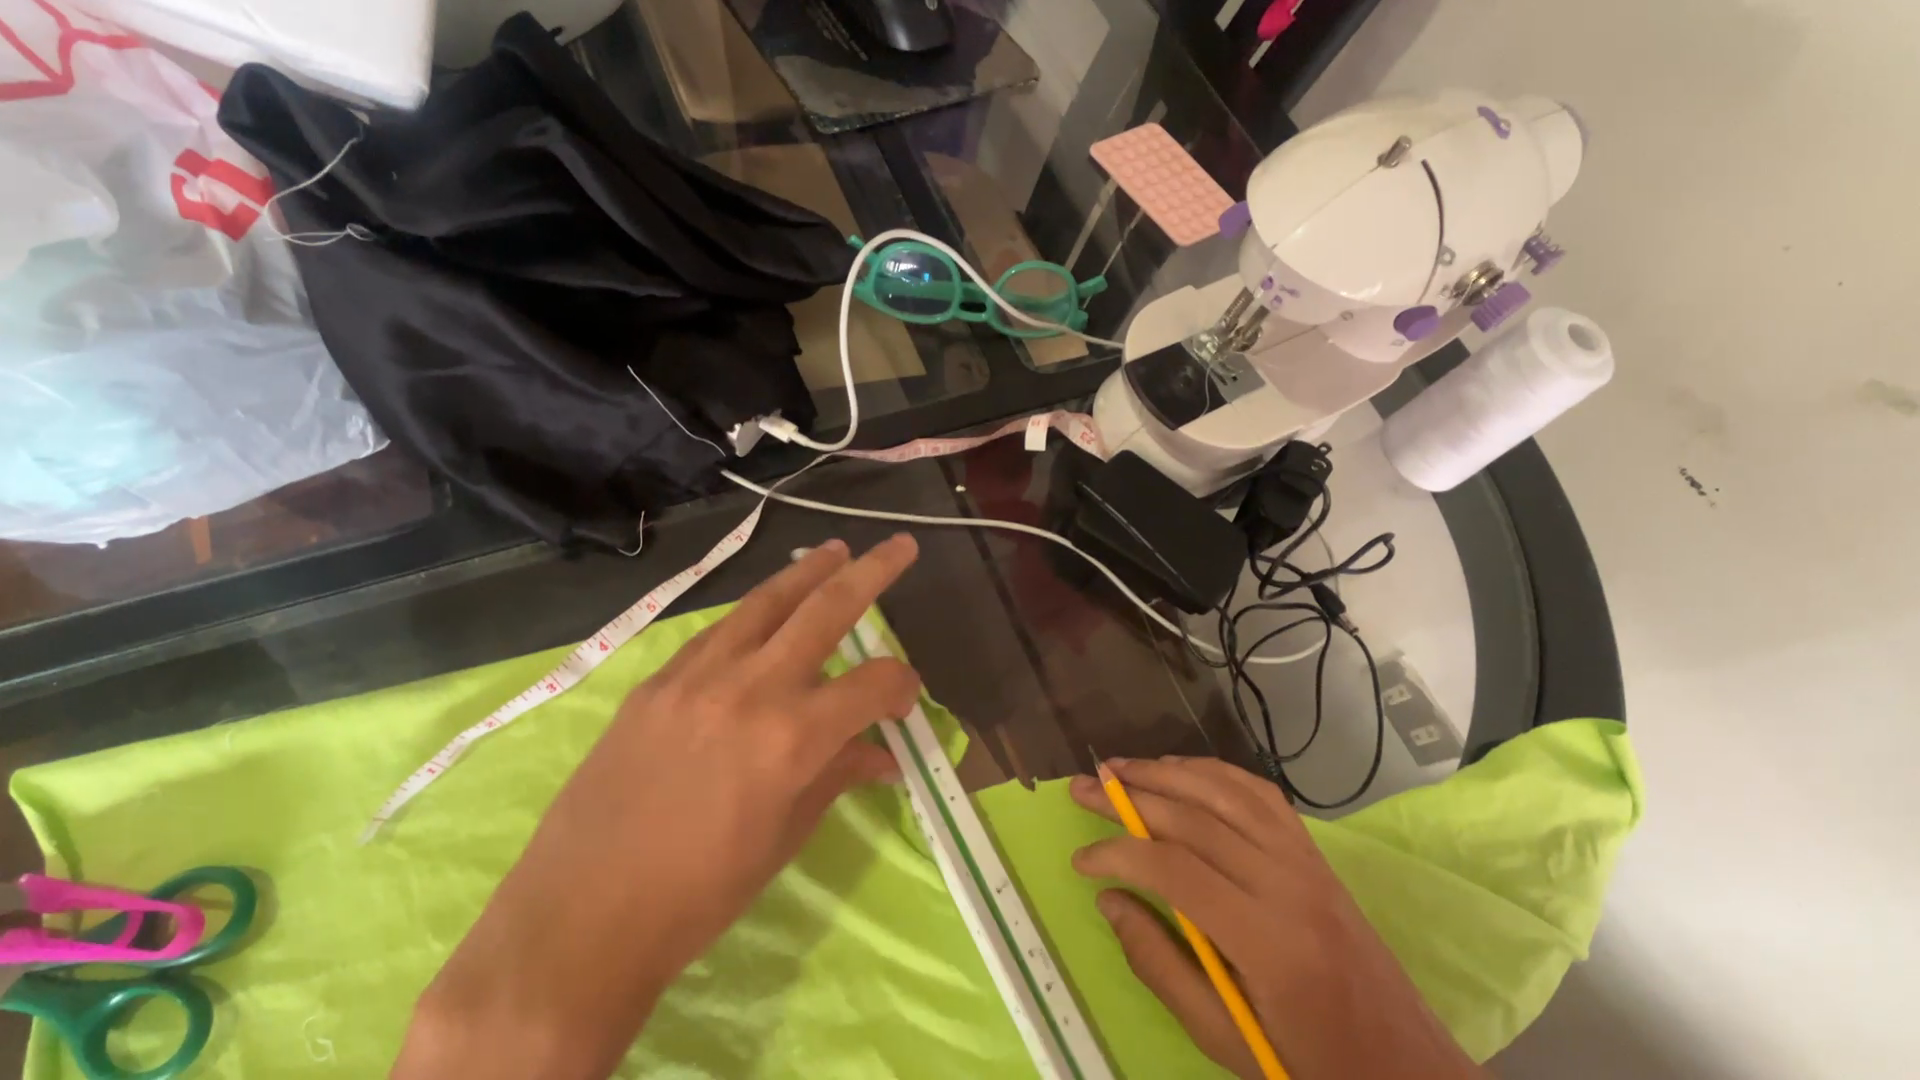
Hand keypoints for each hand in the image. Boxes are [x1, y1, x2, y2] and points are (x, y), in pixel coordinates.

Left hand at [395, 535, 923, 1079]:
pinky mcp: (656, 682)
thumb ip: (836, 778)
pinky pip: (715, 634)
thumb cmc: (701, 893)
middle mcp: (751, 688)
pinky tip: (761, 615)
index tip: (906, 701)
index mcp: (793, 737)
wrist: (585, 912)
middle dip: (872, 574)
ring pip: (764, 603)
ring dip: (806, 573)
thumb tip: (881, 755)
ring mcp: (697, 677)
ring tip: (834, 552)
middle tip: (901, 546)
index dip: (902, 687)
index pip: (872, 684)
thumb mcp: (784, 837)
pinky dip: (750, 616)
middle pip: (825, 610)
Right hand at [1069, 757, 1481, 1079]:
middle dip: (1129, 798)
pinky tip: (1183, 770)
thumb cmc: (1306, 1060)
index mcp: (1265, 938)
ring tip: (1120, 767)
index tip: (1081, 859)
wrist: (1400, 1063)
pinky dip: (1216, 773)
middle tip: (1081, 787)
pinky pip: (1261, 795)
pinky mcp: (1315, 854)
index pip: (1174, 869)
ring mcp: (1306, 861)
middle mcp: (1287, 883)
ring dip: (1168, 772)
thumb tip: (1111, 900)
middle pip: (1195, 819)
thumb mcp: (1223, 1036)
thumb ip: (1159, 965)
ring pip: (1227, 792)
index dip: (1118, 853)